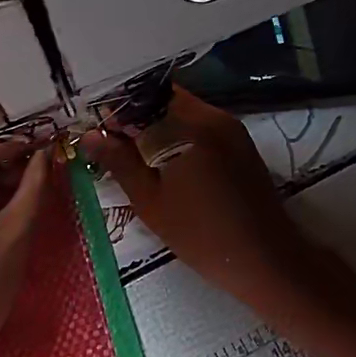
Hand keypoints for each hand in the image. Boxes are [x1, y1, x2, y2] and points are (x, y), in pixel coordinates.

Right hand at [82, 89, 311, 302]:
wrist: (265, 258)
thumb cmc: (202, 235)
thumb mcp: (151, 201)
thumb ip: (120, 162)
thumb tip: (89, 135)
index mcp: (191, 125)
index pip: (144, 98)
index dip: (118, 111)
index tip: (100, 133)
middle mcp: (213, 116)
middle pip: (165, 101)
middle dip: (137, 118)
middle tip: (116, 146)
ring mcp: (231, 128)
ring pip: (183, 112)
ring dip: (158, 126)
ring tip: (137, 157)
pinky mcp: (240, 142)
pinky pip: (201, 126)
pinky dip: (180, 135)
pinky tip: (167, 163)